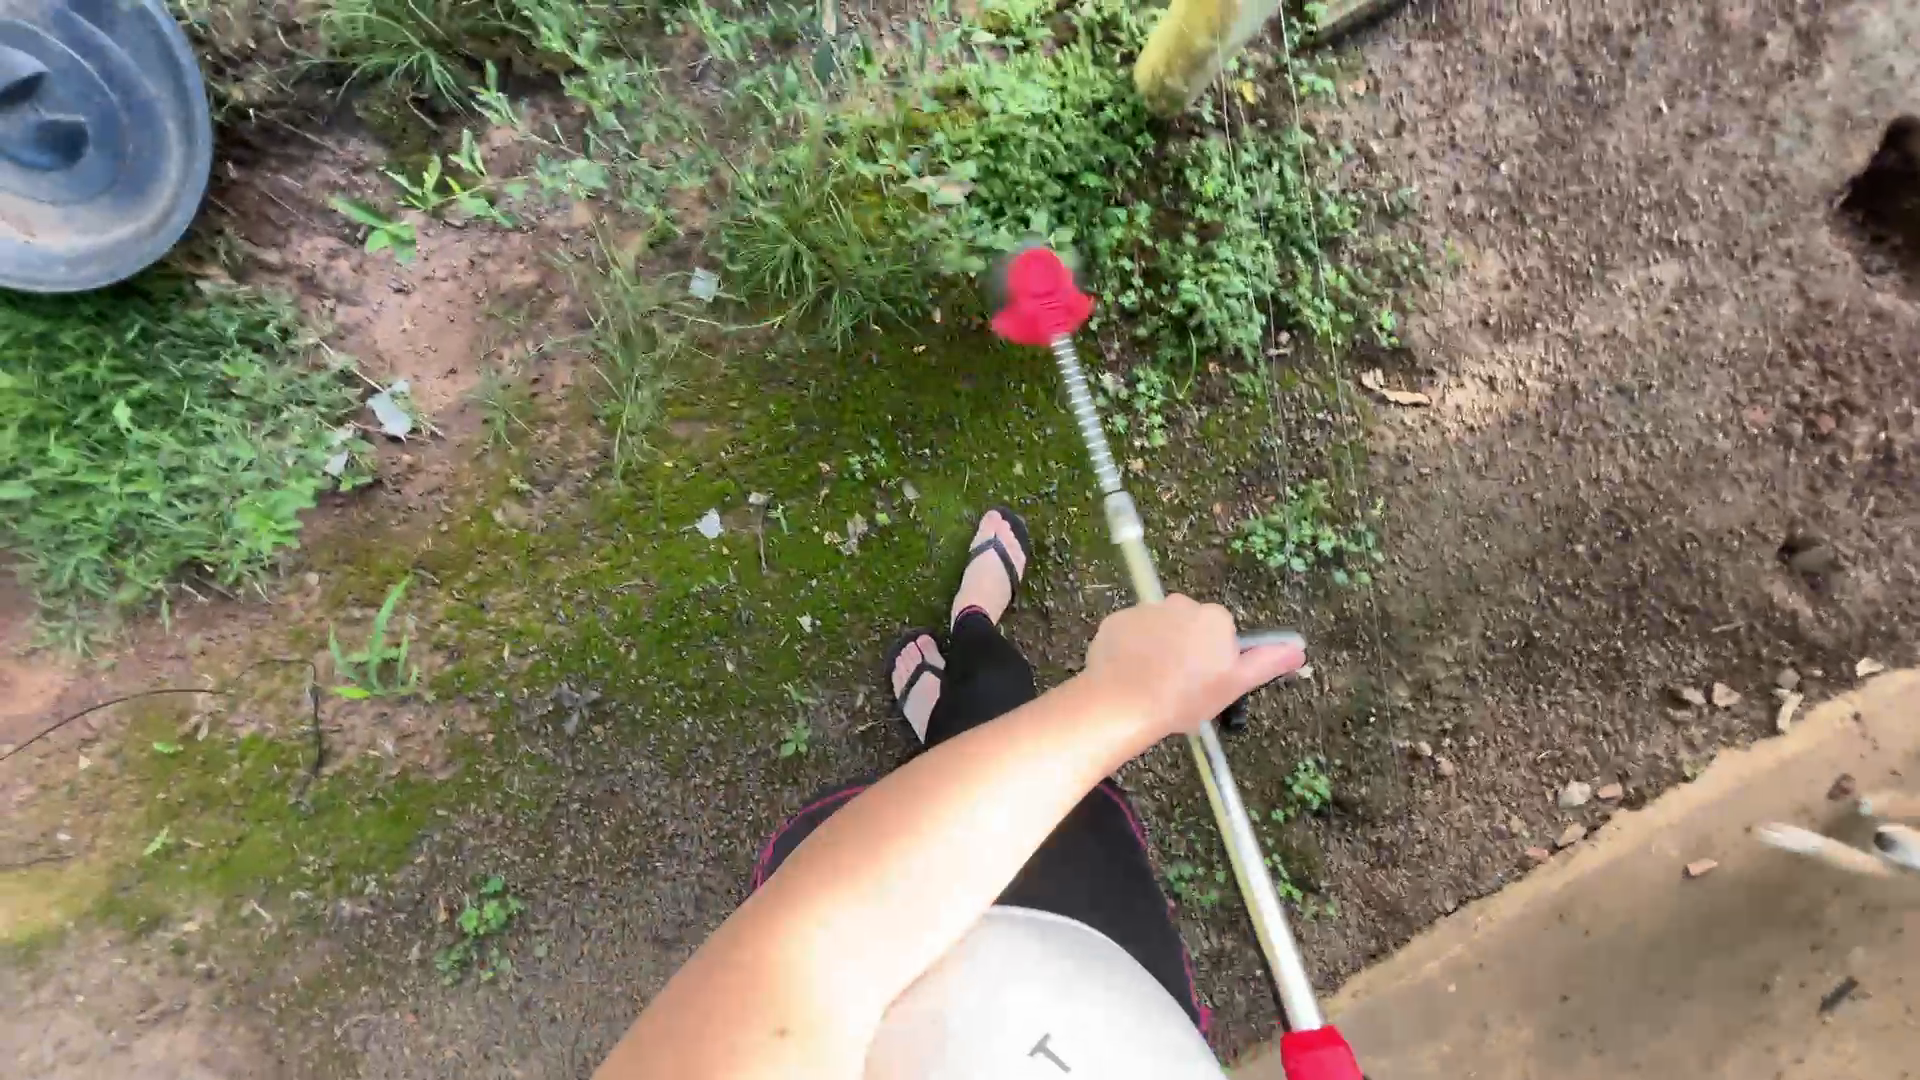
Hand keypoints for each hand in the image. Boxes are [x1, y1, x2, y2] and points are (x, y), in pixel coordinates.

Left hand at [1081, 595, 1306, 740]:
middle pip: (1188, 624)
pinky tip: (1128, 672)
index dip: (1213, 657)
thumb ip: (1266, 662)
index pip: (1219, 632)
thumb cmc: (1185, 697)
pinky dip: (1129, 647)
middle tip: (1178, 682)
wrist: (1125, 702)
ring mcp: (1144, 609)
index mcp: (1214, 618)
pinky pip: (1129, 632)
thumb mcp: (1234, 684)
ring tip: (1151, 680)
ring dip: (1156, 646)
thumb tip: (1298, 649)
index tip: (1203, 679)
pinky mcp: (1115, 619)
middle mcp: (1180, 603)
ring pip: (1157, 627)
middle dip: (1185, 646)